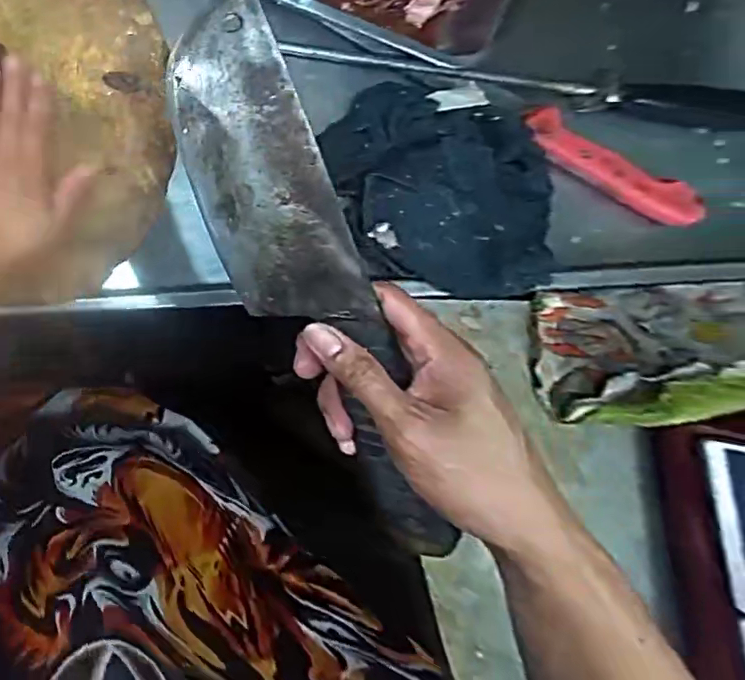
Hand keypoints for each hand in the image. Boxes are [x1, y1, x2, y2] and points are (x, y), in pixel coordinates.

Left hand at [0, 56, 96, 290]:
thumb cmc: (14, 248)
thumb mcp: (54, 229)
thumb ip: (71, 196)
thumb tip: (93, 166)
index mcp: (29, 171)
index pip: (36, 128)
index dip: (39, 101)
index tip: (40, 76)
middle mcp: (3, 159)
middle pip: (10, 117)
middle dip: (13, 87)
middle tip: (14, 57)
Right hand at [292, 284, 576, 558]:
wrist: (526, 534)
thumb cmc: (470, 475)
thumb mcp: (402, 422)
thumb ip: (358, 372)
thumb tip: (316, 330)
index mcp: (444, 354)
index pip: (388, 300)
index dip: (344, 302)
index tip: (309, 331)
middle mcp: (442, 360)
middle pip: (369, 335)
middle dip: (333, 359)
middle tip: (306, 378)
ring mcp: (440, 384)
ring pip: (371, 367)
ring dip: (344, 393)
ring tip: (341, 429)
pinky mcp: (435, 405)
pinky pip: (386, 390)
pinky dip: (362, 408)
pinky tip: (355, 436)